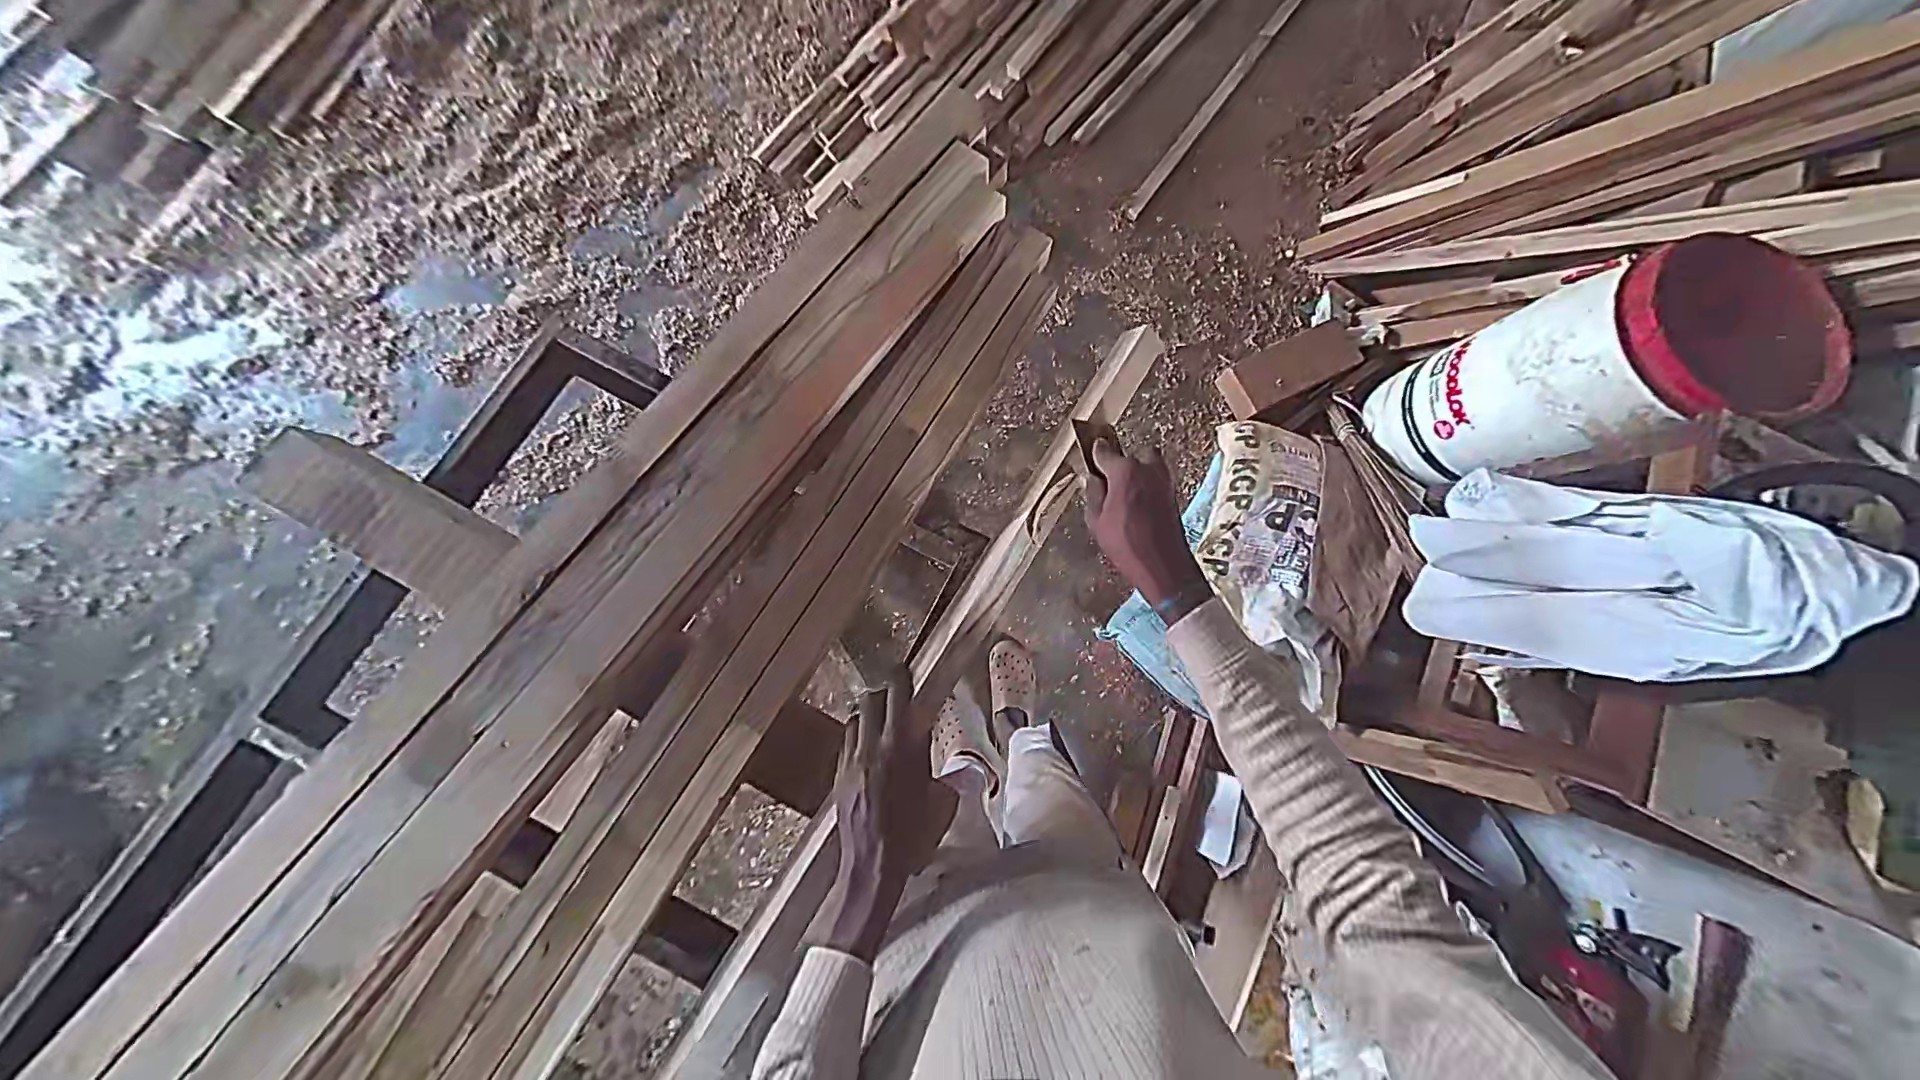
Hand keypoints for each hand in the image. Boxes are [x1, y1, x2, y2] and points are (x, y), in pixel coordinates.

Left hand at [822, 668, 956, 961]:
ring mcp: (852, 760)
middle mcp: (875, 747)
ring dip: (868, 715)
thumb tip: (947, 765)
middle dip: (884, 692)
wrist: (873, 866)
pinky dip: (857, 737)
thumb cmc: (913, 837)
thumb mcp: (939, 802)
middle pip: (872, 699)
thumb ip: (941, 773)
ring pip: (856, 718)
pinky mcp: (838, 774)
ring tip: (879, 724)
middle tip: (894, 694)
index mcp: (904, 749)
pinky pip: (846, 741)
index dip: (901, 678)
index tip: (904, 671)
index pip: (899, 697)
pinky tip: (866, 750)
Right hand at [1084, 438, 1211, 622]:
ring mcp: (1163, 479)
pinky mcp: (1173, 493)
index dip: (1096, 452)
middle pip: (1131, 455)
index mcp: (1124, 471)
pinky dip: (1146, 483)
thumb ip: (1092, 494)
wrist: (1162, 563)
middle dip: (1120, 464)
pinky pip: (1156, 478)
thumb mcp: (1096, 520)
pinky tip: (1136, 502)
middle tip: (1108, 480)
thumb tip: (1091, 480)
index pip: (1105, 452)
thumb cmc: (1127, 543)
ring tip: (1123, 492)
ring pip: (1148, 463)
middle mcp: (1147, 468)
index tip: (1092, 450)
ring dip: (1136, 471)